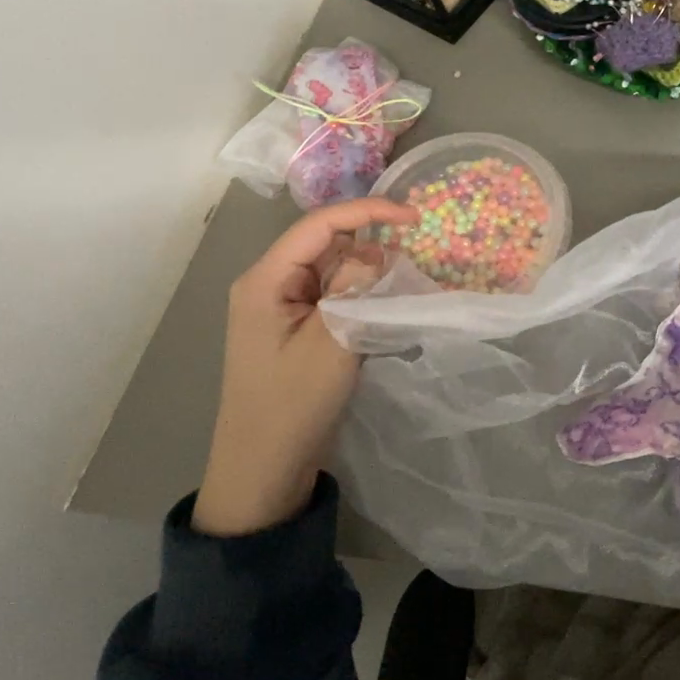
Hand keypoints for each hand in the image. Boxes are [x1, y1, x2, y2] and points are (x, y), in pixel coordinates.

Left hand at [192, 197, 418, 536]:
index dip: (368, 211)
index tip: (414, 216)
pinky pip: (334, 291)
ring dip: (369, 269)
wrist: (263, 468)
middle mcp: (270, 284)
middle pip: (327, 242)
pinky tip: (388, 302)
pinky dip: (363, 291)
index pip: (319, 224)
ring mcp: (283, 305)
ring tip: (407, 280)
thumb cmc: (292, 403)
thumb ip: (357, 287)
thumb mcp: (333, 341)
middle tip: (416, 255)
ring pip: (334, 267)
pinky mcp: (298, 326)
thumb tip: (378, 253)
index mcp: (265, 280)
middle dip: (372, 242)